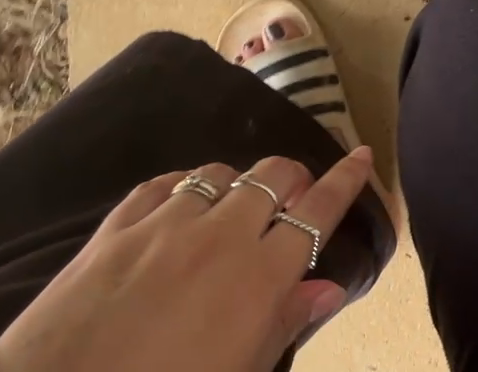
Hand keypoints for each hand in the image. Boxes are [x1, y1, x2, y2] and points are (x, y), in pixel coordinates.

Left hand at [0, 147, 374, 371]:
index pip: (317, 211)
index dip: (345, 180)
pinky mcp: (114, 230)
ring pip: (221, 174)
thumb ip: (285, 324)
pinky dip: (182, 188)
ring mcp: (164, 226)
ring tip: (230, 211)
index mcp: (258, 279)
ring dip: (236, 187)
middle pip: (274, 176)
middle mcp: (220, 238)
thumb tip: (329, 287)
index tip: (363, 154)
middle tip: (290, 203)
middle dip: (292, 180)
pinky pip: (162, 184)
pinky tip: (179, 206)